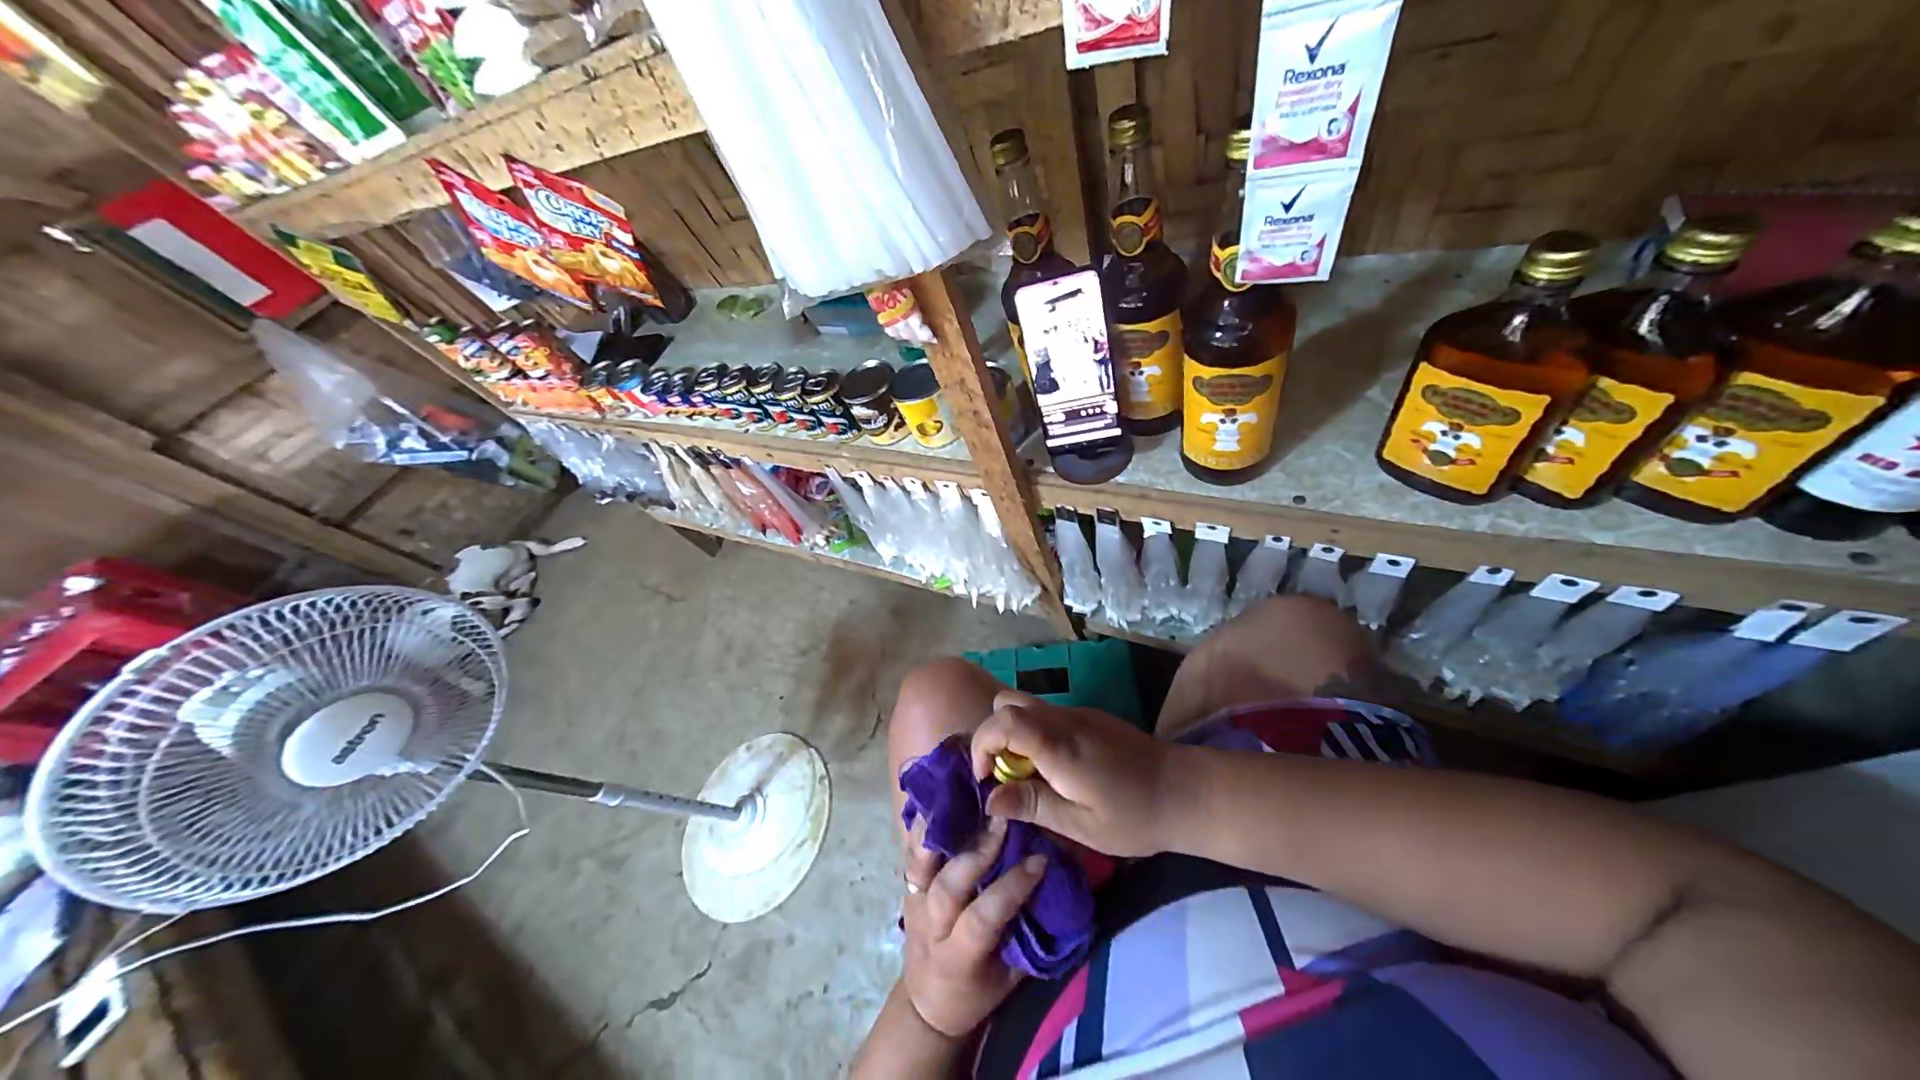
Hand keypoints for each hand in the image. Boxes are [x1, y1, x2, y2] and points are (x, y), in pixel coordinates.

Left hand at [901, 816, 1046, 1037]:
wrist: (926, 1002)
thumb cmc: (977, 992)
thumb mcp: (1008, 977)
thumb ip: (1028, 934)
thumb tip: (1058, 887)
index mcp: (959, 958)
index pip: (982, 919)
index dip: (1011, 888)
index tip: (1039, 861)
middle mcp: (931, 929)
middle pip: (948, 886)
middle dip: (977, 851)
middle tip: (1003, 819)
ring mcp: (912, 906)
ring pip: (919, 866)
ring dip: (941, 832)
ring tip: (963, 800)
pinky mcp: (905, 890)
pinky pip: (909, 855)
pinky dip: (921, 828)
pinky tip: (936, 801)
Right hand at [970, 690, 1175, 857]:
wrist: (1187, 792)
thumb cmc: (1134, 817)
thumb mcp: (1081, 825)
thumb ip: (1033, 805)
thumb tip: (989, 798)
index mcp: (1059, 746)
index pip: (1003, 720)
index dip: (982, 743)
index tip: (984, 777)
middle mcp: (1065, 720)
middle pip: (1008, 701)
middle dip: (993, 733)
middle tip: (1005, 774)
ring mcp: (1079, 714)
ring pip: (1027, 704)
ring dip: (1014, 734)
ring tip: (1029, 775)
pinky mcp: (1091, 717)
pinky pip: (1048, 714)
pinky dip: (1035, 733)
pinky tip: (1055, 769)